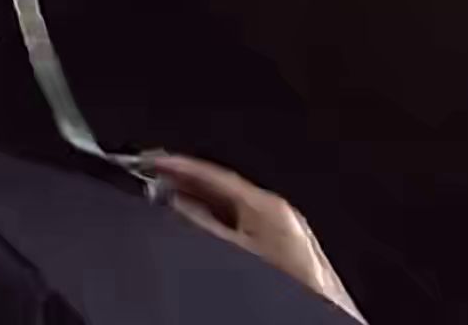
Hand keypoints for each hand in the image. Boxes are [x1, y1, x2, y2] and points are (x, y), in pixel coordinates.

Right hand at [151, 154, 364, 320]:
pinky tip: (193, 218)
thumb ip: (197, 220)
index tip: (149, 159)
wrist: (319, 322)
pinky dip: (211, 215)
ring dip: (195, 198)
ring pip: (227, 204)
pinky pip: (237, 220)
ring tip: (164, 193)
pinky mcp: (283, 249)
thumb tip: (170, 198)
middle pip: (219, 186)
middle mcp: (278, 214)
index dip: (175, 163)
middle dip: (183, 180)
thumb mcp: (232, 249)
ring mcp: (283, 232)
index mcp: (268, 206)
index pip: (211, 172)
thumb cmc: (289, 285)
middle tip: (151, 172)